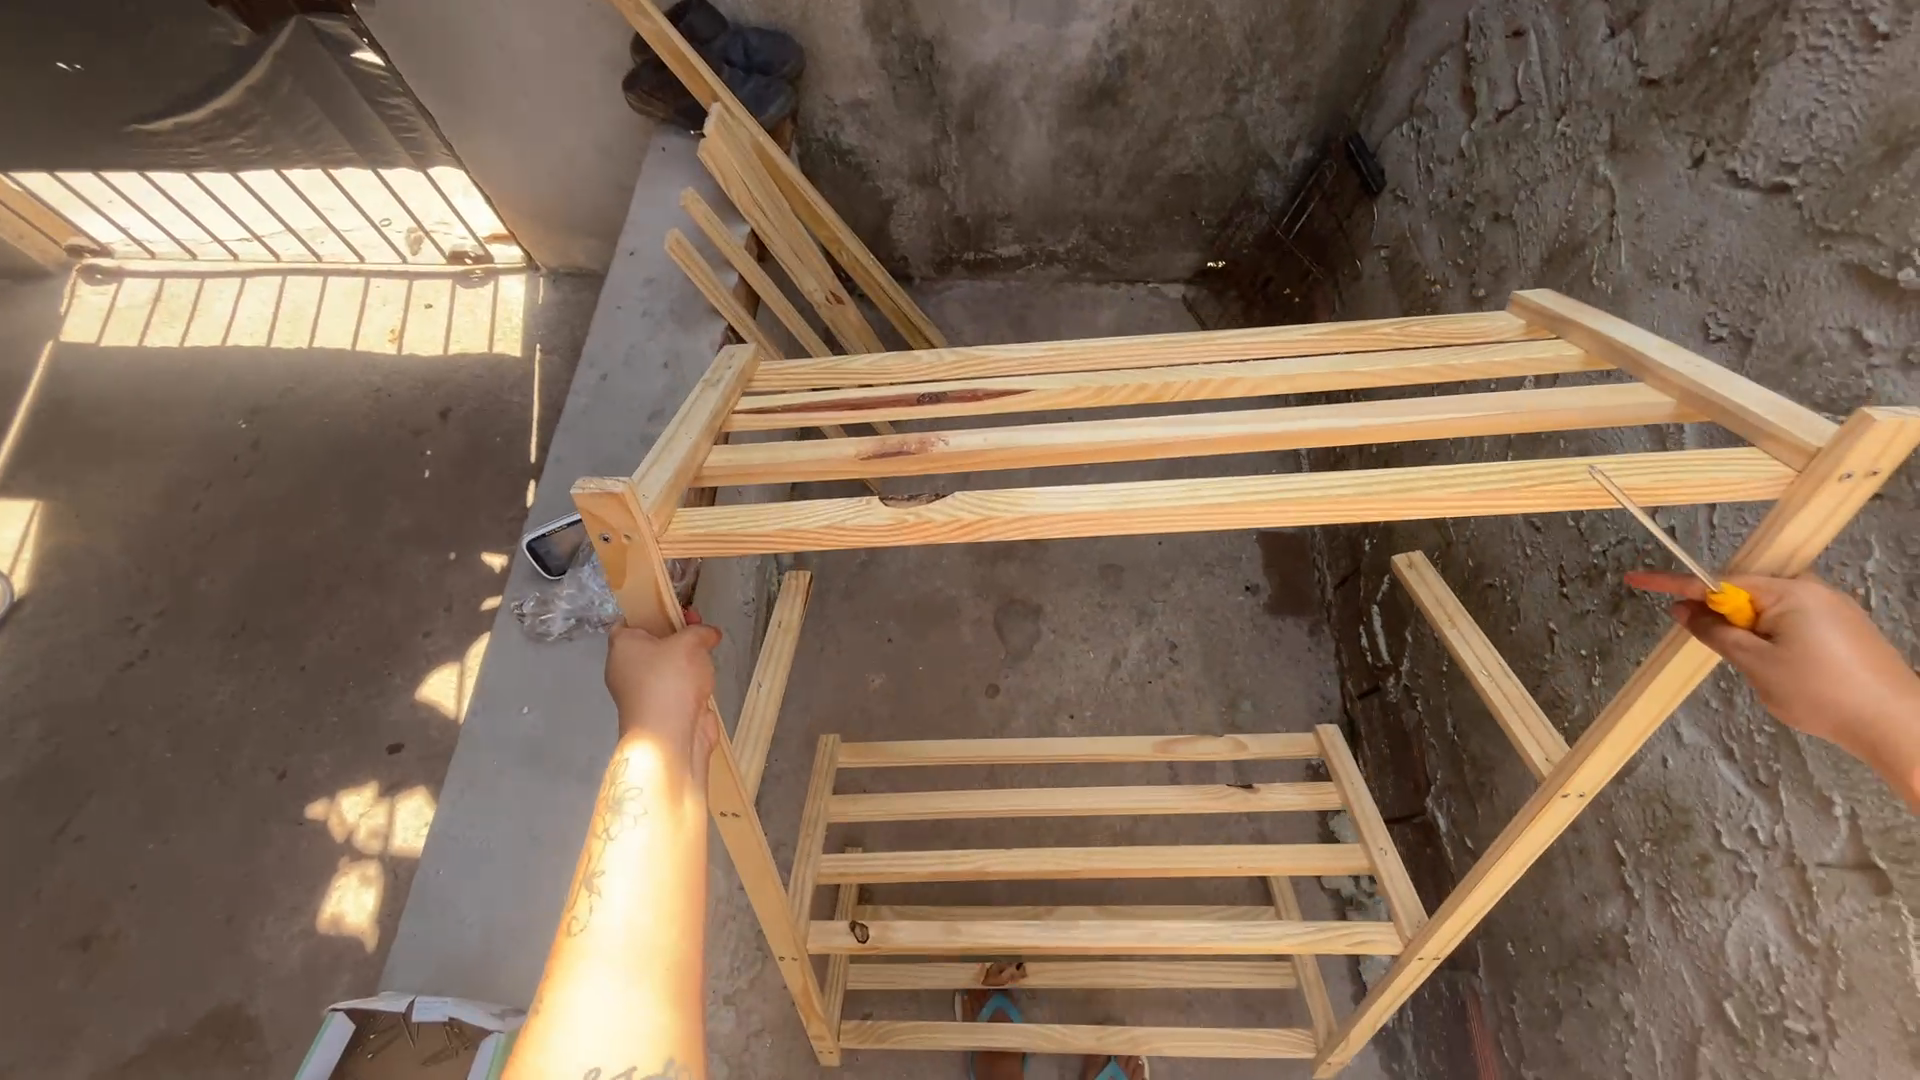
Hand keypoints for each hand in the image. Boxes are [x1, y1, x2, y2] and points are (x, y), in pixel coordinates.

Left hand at [604, 612, 722, 780]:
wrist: (671, 736)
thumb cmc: (670, 680)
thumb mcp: (690, 642)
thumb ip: (701, 631)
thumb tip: (710, 634)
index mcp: (622, 647)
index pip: (628, 621)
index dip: (650, 611)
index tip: (674, 608)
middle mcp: (626, 669)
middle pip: (651, 642)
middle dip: (677, 634)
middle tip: (700, 627)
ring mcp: (642, 692)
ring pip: (665, 666)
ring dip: (686, 659)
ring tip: (709, 651)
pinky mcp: (660, 709)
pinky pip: (675, 686)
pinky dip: (690, 682)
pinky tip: (707, 678)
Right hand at [1626, 571, 1919, 808]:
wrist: (1899, 727)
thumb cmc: (1822, 692)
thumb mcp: (1752, 661)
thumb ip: (1712, 631)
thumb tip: (1684, 610)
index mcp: (1791, 593)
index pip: (1716, 582)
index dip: (1672, 584)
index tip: (1636, 579)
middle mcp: (1814, 592)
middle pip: (1744, 594)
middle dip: (1725, 618)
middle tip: (1730, 652)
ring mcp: (1834, 610)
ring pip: (1767, 612)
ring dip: (1750, 634)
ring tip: (1766, 670)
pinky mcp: (1844, 630)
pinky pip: (1790, 623)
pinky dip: (1772, 640)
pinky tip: (1784, 670)